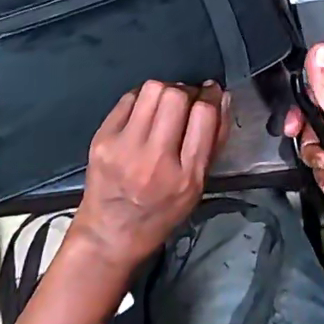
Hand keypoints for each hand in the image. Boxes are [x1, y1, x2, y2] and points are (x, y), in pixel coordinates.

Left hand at [69, 80, 226, 270]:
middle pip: (176, 96)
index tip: (211, 93)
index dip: (211, 96)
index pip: (204, 116)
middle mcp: (154, 159)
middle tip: (186, 101)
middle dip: (186, 91)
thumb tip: (221, 97)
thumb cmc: (161, 213)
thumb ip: (213, 142)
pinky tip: (144, 114)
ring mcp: (124, 147)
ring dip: (164, 91)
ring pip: (152, 90)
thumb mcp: (197, 187)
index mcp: (186, 176)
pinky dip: (142, 99)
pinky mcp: (102, 139)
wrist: (110, 233)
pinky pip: (129, 98)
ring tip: (165, 105)